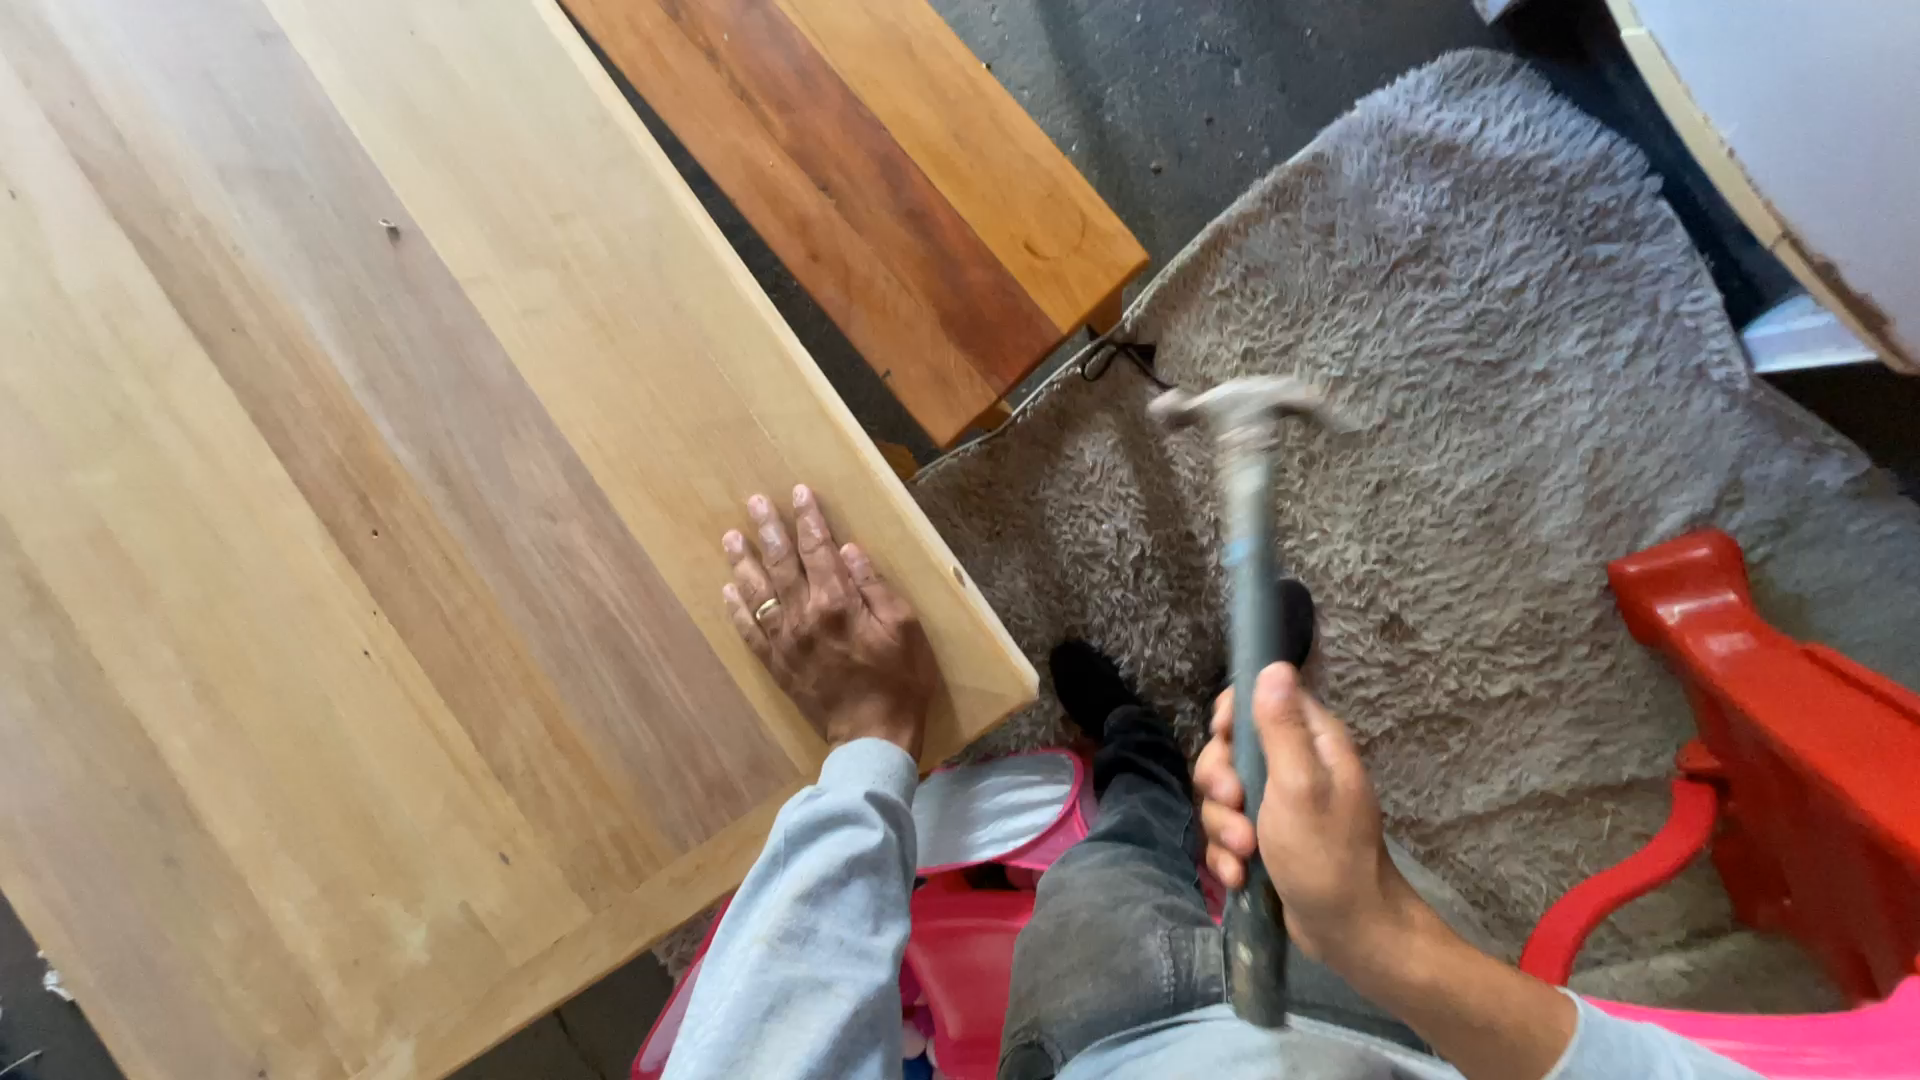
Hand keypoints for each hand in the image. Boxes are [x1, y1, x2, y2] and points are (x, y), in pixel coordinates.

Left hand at [721, 484, 937, 757]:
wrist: (875, 734)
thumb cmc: (900, 679)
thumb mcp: (905, 627)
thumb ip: (874, 586)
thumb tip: (848, 551)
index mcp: (838, 603)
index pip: (818, 549)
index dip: (809, 518)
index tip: (799, 492)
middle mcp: (804, 616)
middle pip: (782, 564)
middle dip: (769, 529)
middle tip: (755, 503)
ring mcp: (786, 642)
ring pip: (758, 593)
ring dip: (744, 562)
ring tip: (732, 537)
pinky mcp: (777, 664)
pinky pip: (749, 631)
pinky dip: (736, 609)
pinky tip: (728, 591)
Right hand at [1194, 663, 1427, 971]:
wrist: (1352, 937)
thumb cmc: (1328, 856)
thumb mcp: (1299, 785)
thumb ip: (1280, 727)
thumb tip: (1274, 666)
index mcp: (1312, 742)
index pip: (1259, 698)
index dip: (1231, 716)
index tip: (1223, 741)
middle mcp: (1294, 765)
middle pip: (1229, 750)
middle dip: (1220, 782)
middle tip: (1235, 806)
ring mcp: (1276, 803)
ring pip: (1221, 794)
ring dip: (1222, 825)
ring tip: (1242, 852)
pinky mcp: (1264, 837)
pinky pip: (1226, 829)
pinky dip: (1226, 853)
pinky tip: (1237, 875)